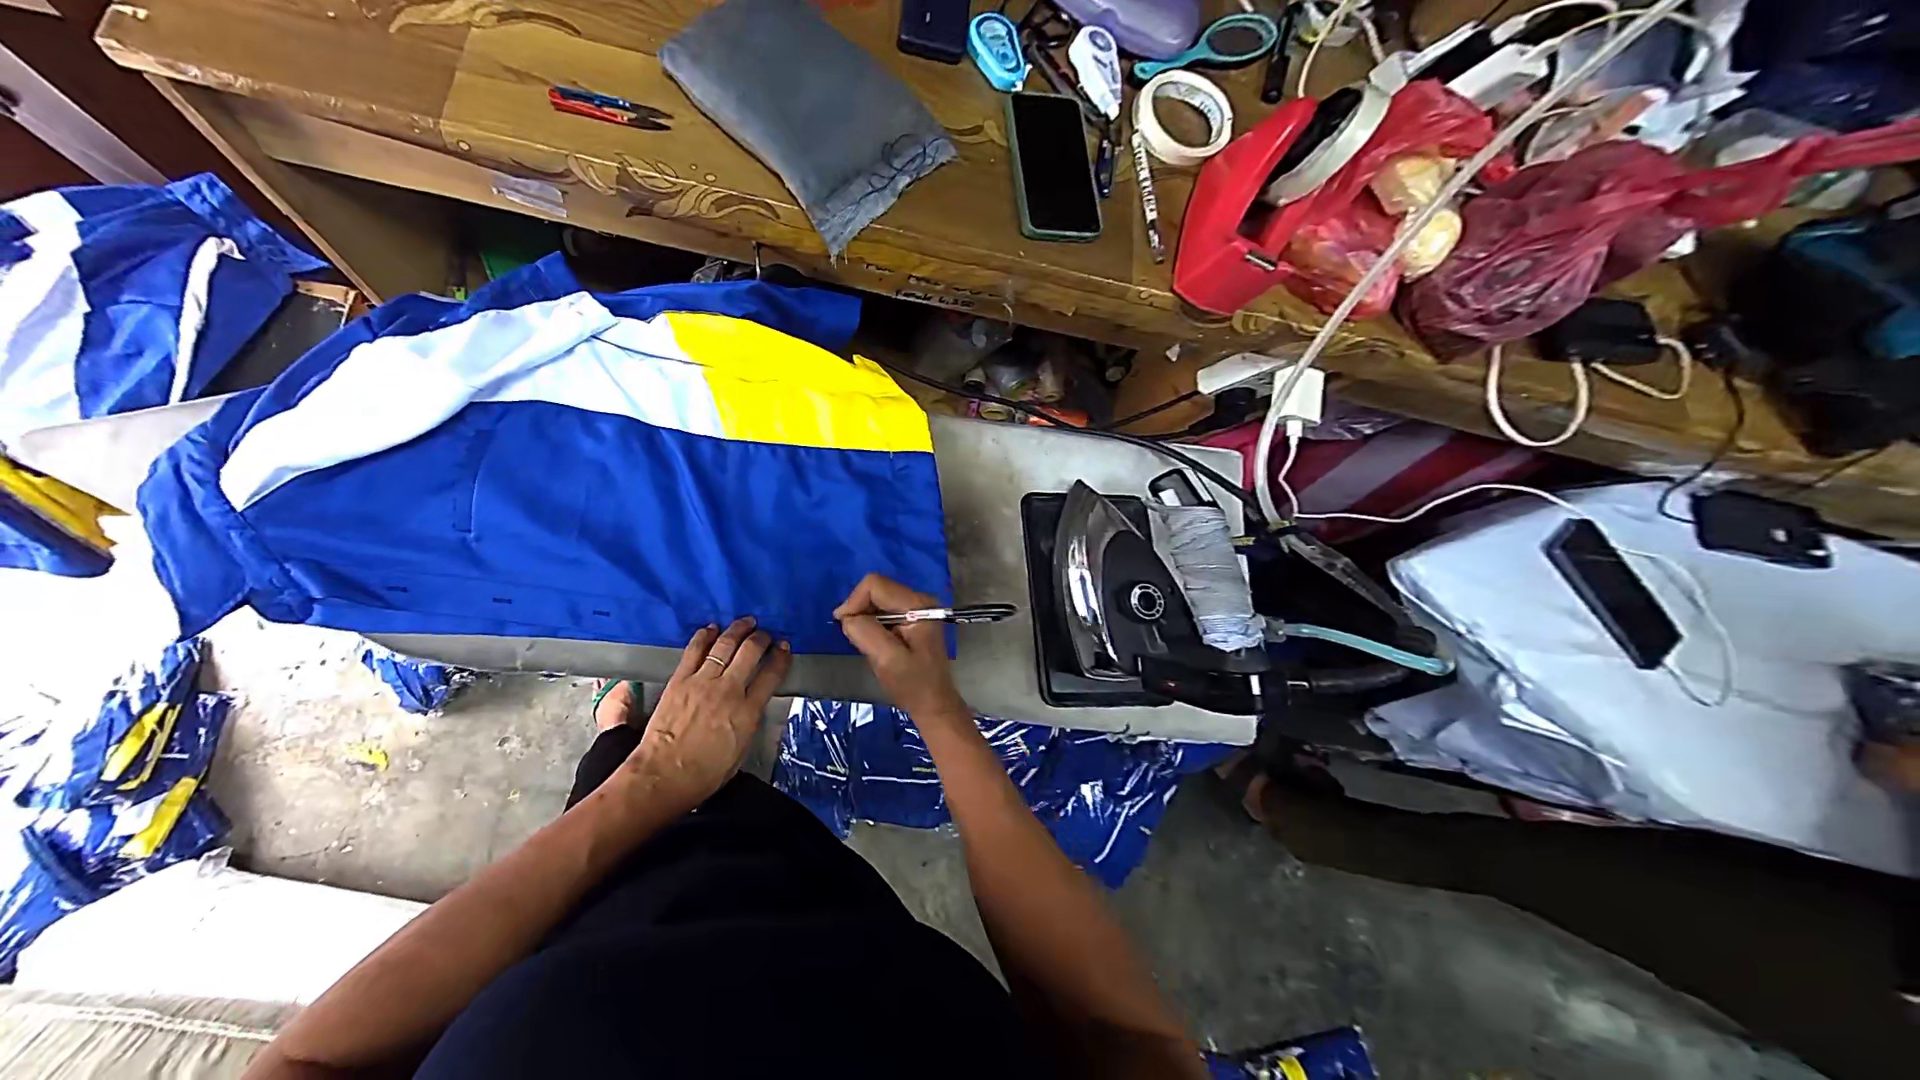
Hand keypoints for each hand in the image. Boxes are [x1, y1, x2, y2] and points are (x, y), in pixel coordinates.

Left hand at [621, 617, 790, 810]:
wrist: (665, 775)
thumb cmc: (705, 773)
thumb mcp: (741, 749)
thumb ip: (749, 722)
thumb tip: (750, 706)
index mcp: (748, 711)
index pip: (771, 674)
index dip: (781, 657)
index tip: (784, 647)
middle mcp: (729, 690)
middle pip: (750, 652)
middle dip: (761, 638)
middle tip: (765, 633)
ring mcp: (703, 682)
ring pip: (725, 646)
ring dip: (737, 630)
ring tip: (745, 622)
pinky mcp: (680, 681)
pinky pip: (694, 651)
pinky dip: (704, 636)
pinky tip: (712, 629)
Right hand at [835, 574, 968, 722]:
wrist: (933, 704)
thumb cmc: (913, 685)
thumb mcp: (887, 660)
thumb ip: (866, 632)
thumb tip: (847, 616)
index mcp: (918, 605)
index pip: (875, 585)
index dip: (854, 602)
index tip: (845, 626)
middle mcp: (919, 599)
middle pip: (876, 589)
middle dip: (859, 609)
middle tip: (855, 637)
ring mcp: (916, 608)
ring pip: (876, 599)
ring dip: (864, 618)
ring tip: (866, 643)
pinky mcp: (910, 618)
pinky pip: (881, 610)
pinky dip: (871, 623)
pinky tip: (874, 642)